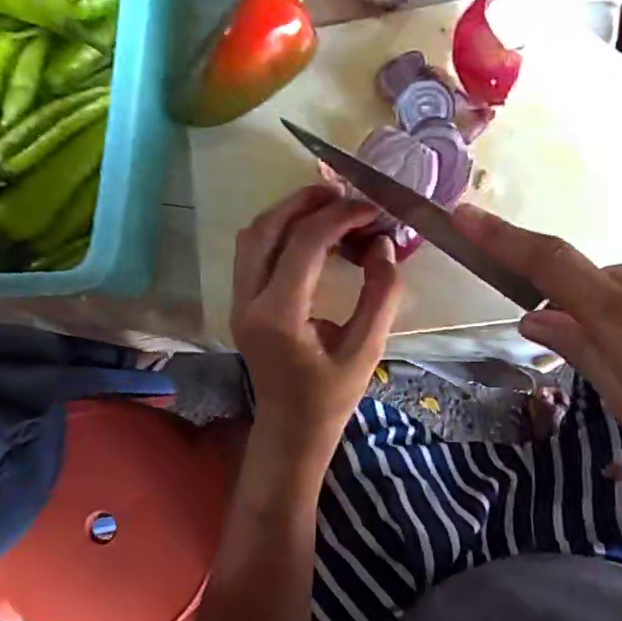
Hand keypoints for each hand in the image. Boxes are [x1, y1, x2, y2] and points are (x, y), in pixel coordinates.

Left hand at [232, 187, 403, 463]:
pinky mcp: (241, 305)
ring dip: (287, 214)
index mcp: (278, 316)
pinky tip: (312, 235)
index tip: (372, 209)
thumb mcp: (367, 349)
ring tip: (330, 207)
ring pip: (252, 237)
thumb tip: (383, 243)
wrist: (290, 427)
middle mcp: (248, 303)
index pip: (304, 243)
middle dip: (304, 202)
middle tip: (344, 193)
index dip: (340, 216)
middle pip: (264, 229)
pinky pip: (251, 254)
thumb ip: (381, 294)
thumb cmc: (330, 396)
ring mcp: (238, 303)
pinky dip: (279, 233)